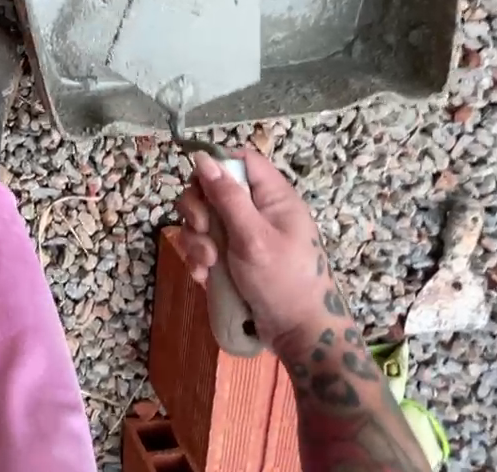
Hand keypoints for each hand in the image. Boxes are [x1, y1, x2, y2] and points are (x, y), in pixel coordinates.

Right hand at [174, 150, 345, 348]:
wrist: (299, 338)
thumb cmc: (284, 283)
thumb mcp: (253, 237)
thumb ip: (227, 197)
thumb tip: (202, 158)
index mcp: (274, 199)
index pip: (242, 160)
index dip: (216, 165)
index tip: (199, 186)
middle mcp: (258, 211)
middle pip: (213, 188)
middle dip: (198, 210)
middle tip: (204, 231)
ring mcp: (245, 233)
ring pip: (203, 217)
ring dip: (196, 239)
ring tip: (207, 264)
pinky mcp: (233, 254)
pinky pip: (205, 243)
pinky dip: (199, 257)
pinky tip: (204, 275)